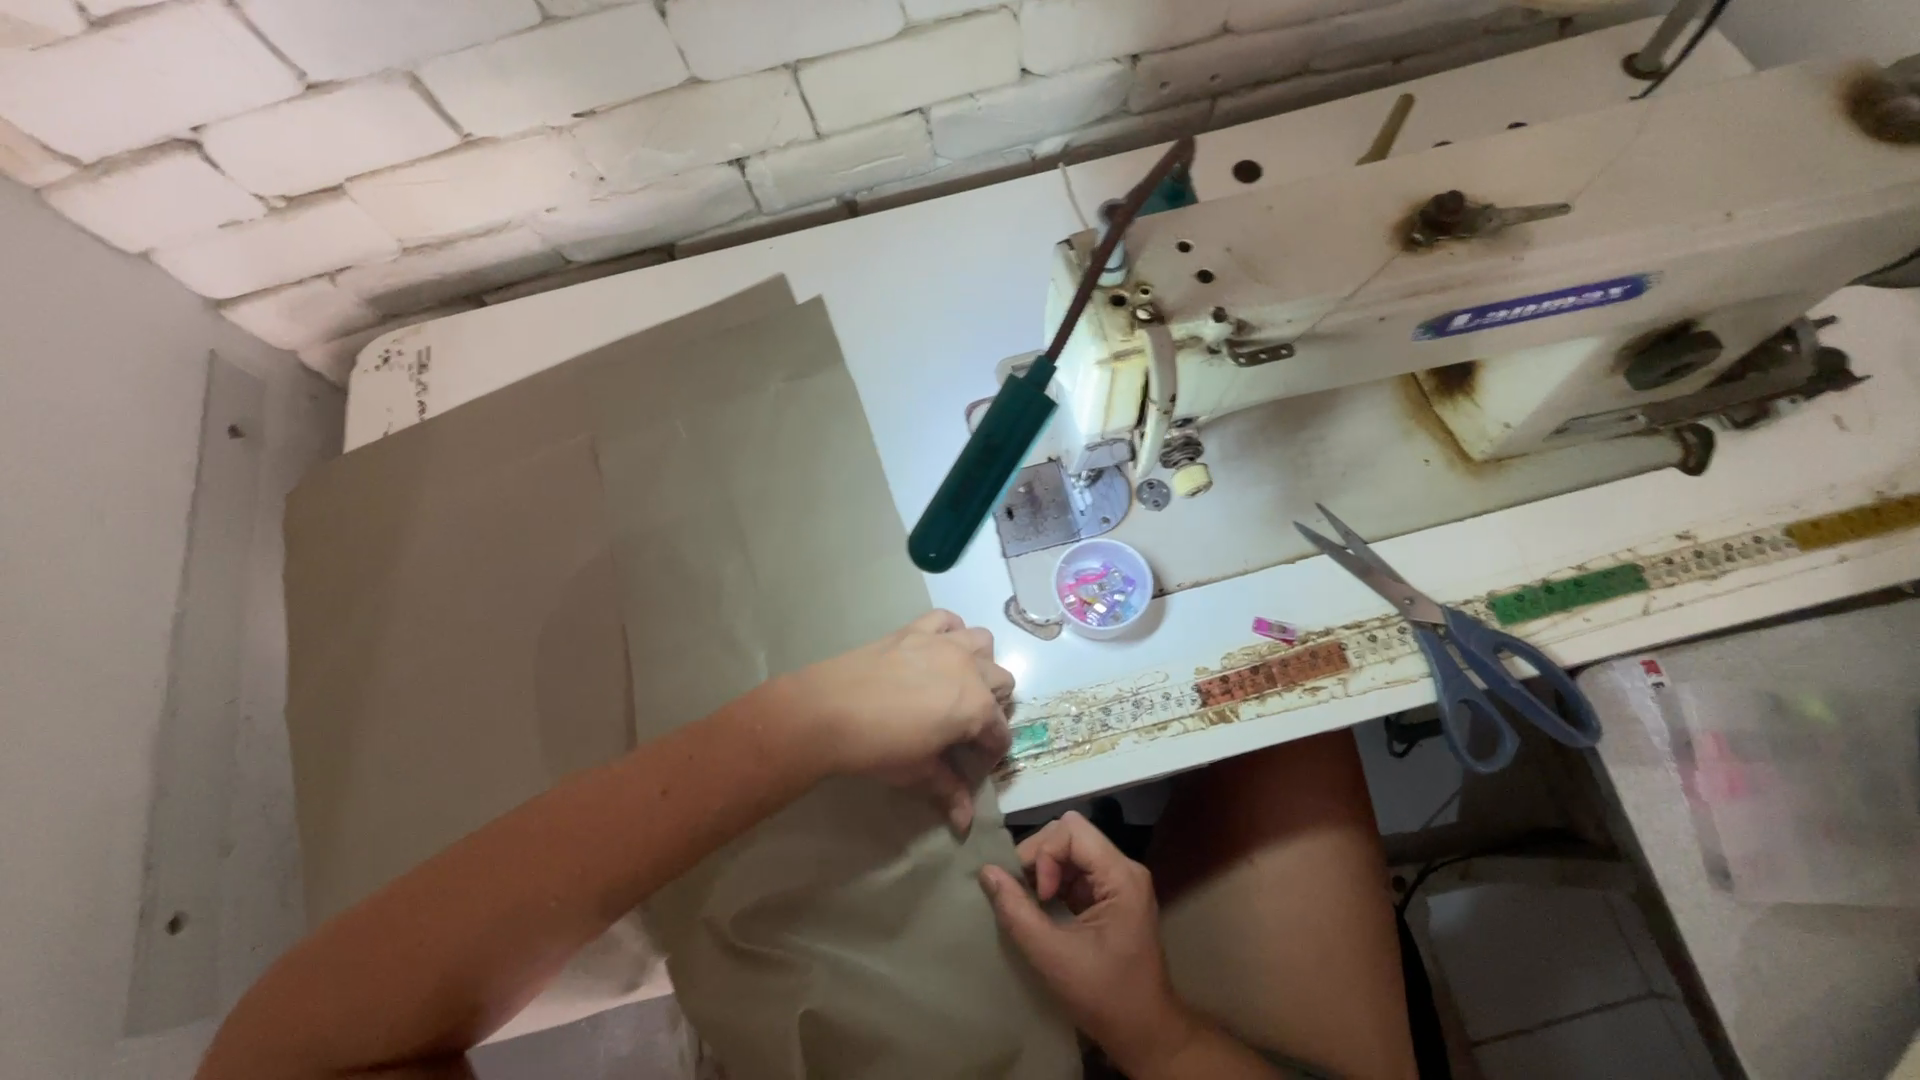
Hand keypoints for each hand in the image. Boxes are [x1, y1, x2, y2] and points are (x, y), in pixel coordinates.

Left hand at [779, 610, 1013, 831]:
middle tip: (966, 725)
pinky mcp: (915, 629)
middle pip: (1002, 682)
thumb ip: (948, 790)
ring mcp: (943, 644)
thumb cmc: (878, 747)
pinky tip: (938, 648)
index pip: (999, 732)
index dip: (990, 752)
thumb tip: (965, 821)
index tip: (974, 764)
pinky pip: (946, 619)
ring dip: (979, 662)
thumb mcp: (918, 773)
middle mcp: (969, 669)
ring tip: (958, 682)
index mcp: (976, 707)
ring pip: (983, 642)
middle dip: (992, 704)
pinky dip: (950, 629)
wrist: (828, 711)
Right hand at [978, 812, 1201, 1074]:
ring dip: (1043, 872)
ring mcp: (1118, 882)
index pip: (1072, 830)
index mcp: (1121, 876)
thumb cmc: (1104, 996)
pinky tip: (1041, 909)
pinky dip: (1052, 883)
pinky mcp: (1110, 896)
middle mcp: (1124, 869)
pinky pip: (1074, 871)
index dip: (1043, 853)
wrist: (1144, 1032)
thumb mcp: (1053, 956)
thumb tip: (986, 871)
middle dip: (1039, 859)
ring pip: (1069, 850)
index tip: (1038, 895)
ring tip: (1032, 905)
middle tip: (1028, 898)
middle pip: (1070, 834)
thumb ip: (1017, 911)